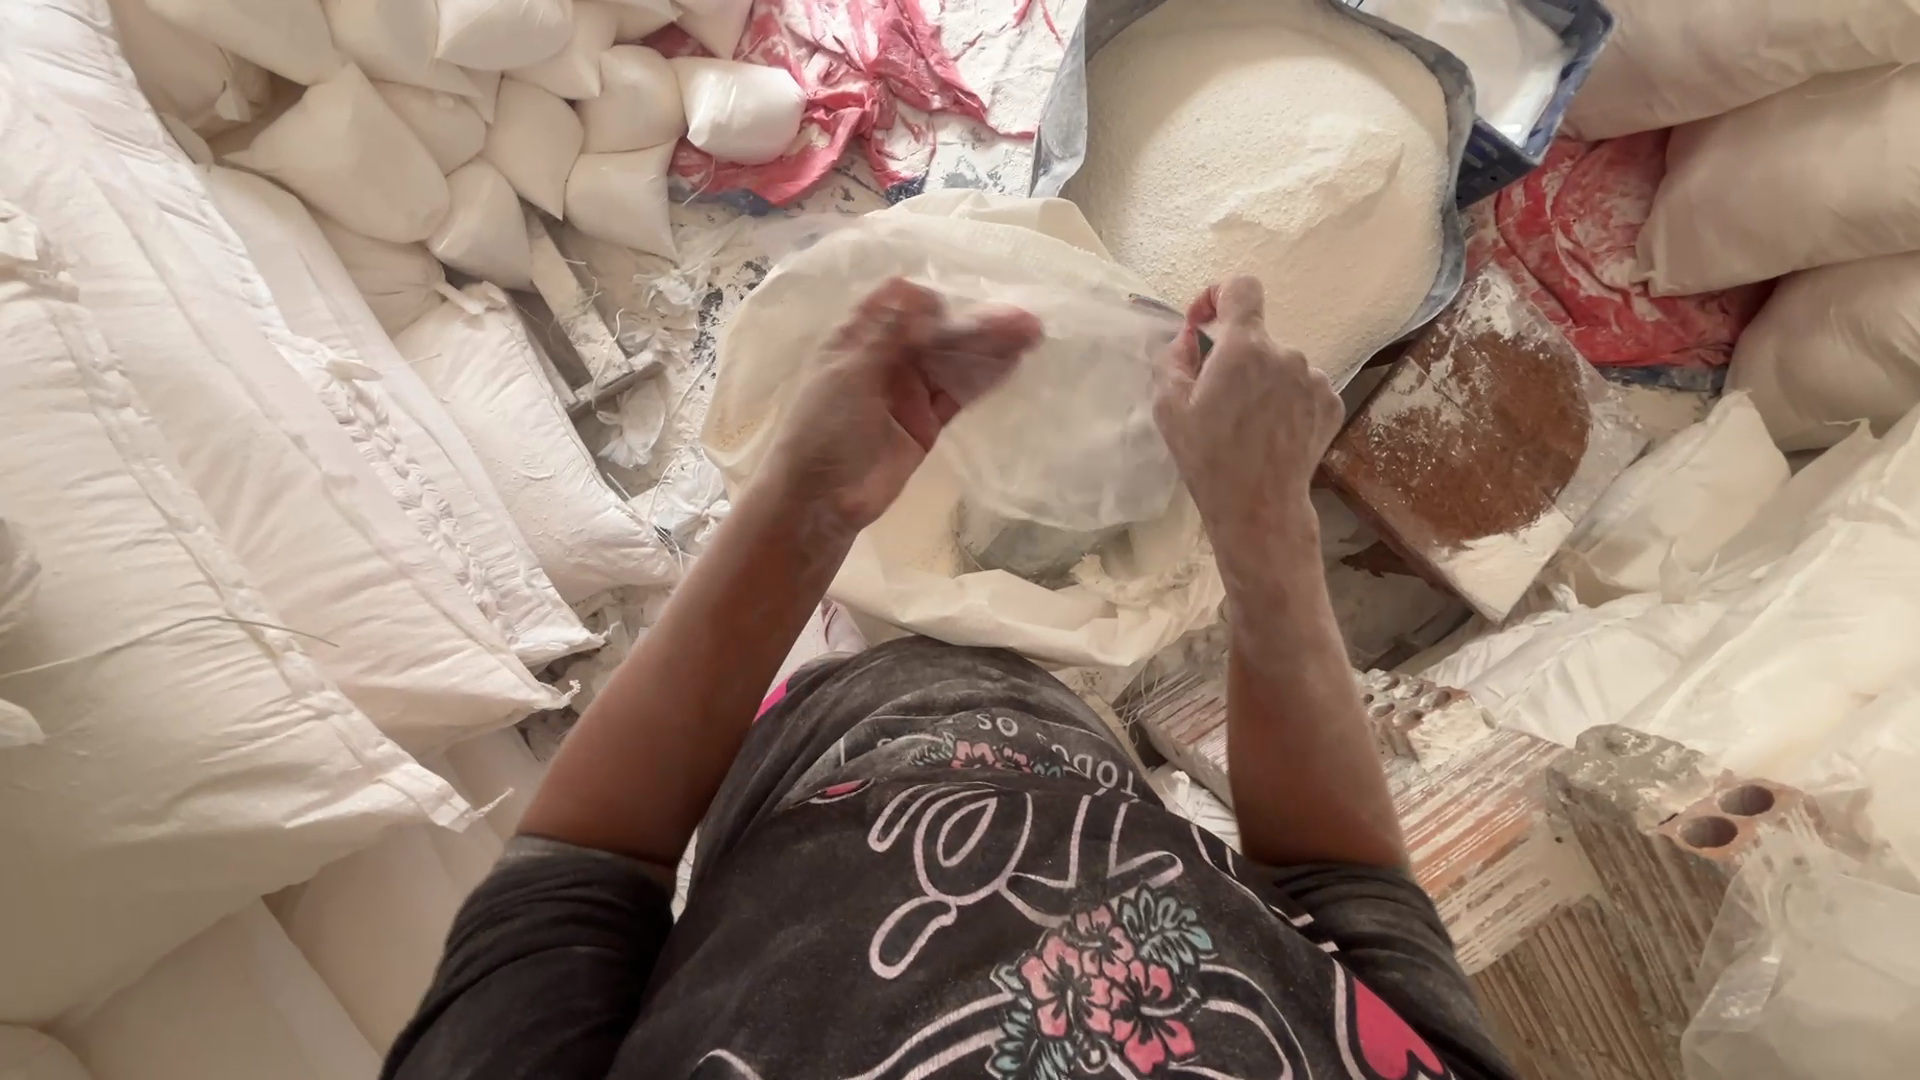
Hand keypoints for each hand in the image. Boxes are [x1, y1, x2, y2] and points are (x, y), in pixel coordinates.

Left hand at [752, 278, 1042, 539]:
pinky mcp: (927, 422)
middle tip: (1021, 319)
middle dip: (975, 324)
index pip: (898, 303)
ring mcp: (909, 391)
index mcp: (857, 338)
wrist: (821, 499)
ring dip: (990, 348)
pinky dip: (984, 379)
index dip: (927, 303)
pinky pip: (959, 394)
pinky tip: (1013, 362)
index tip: (945, 314)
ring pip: (954, 361)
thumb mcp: (848, 376)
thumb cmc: (821, 431)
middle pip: (937, 332)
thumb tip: (917, 293)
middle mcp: (886, 358)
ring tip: (1031, 333)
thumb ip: (886, 337)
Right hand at [1152, 276, 1343, 567]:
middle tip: (1219, 401)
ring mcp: (1315, 378)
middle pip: (1257, 338)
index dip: (1219, 295)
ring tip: (1248, 424)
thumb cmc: (1207, 457)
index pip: (1242, 287)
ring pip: (1281, 365)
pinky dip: (1287, 401)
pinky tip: (1273, 433)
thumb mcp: (1168, 408)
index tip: (1205, 324)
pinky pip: (1303, 388)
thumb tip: (1190, 337)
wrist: (1258, 505)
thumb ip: (1174, 359)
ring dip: (1263, 383)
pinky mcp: (1331, 403)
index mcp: (1244, 348)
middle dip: (1236, 359)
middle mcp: (1286, 353)